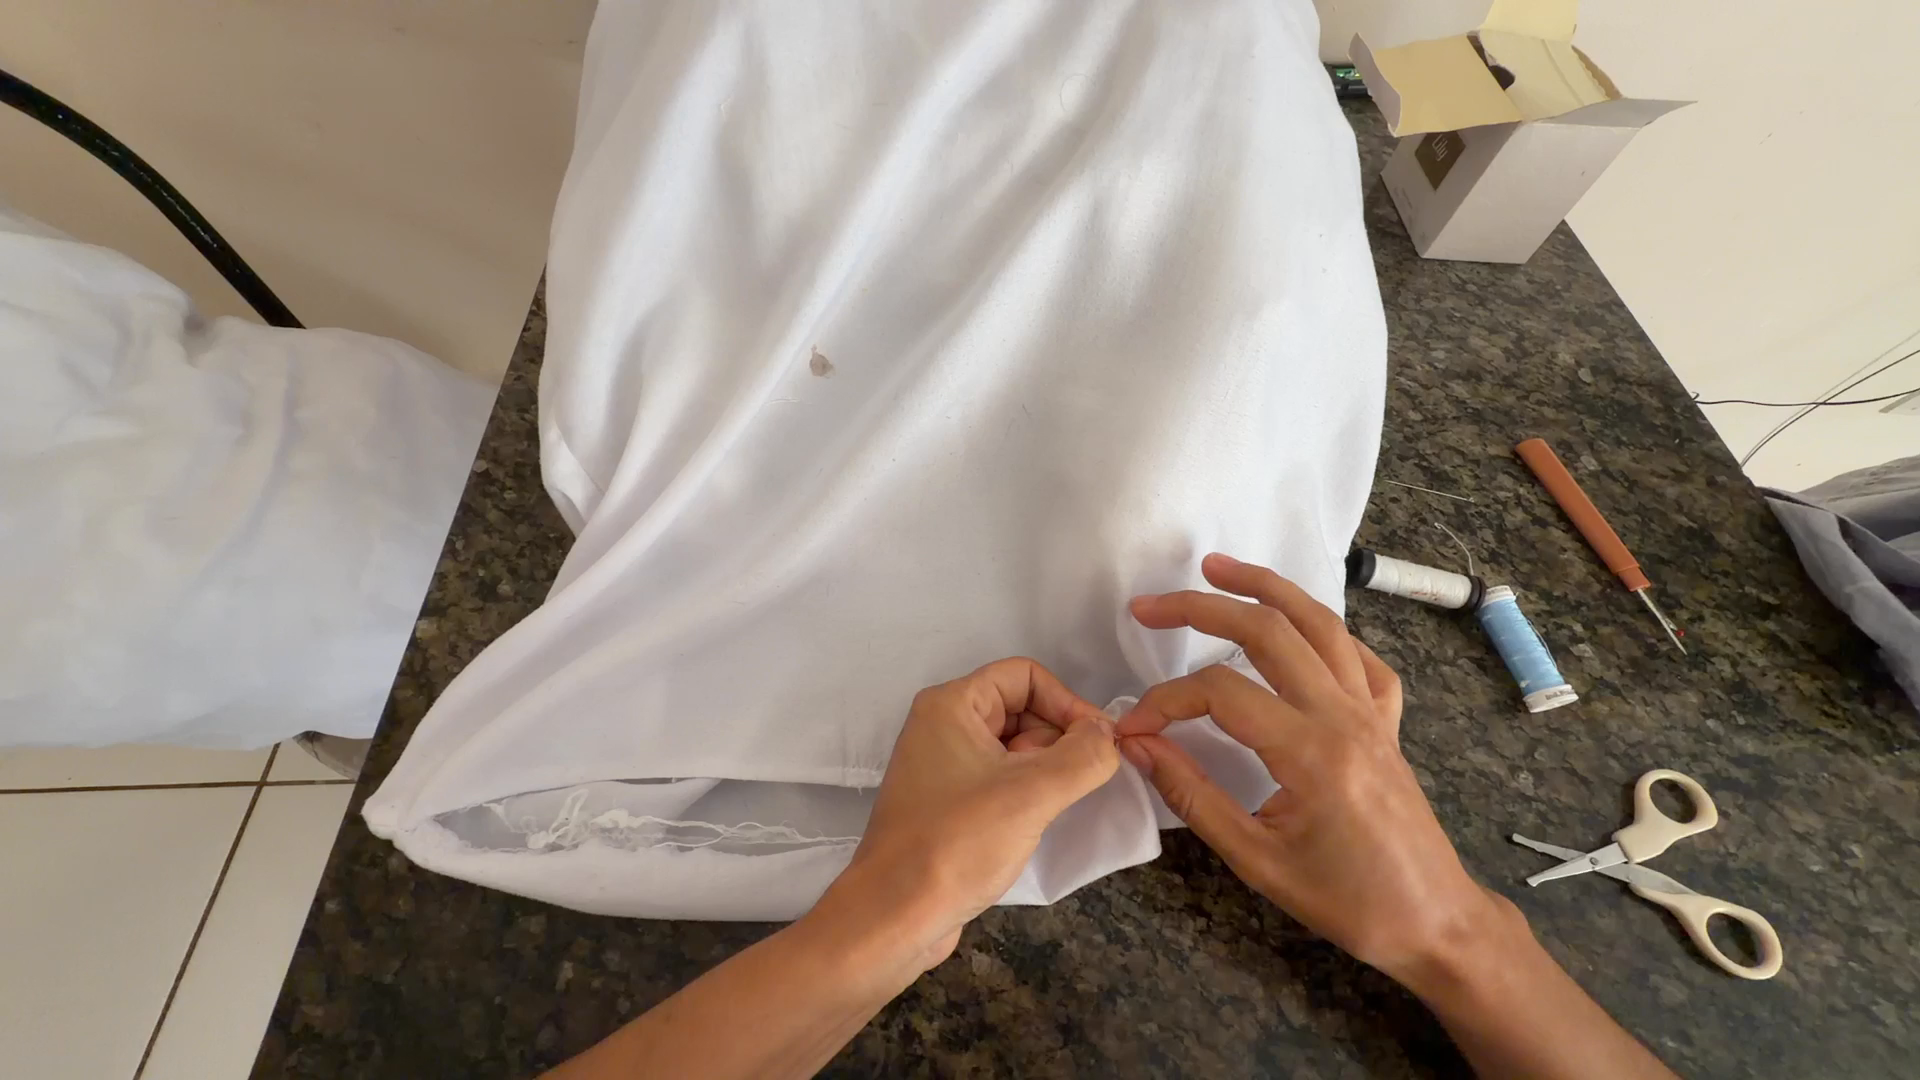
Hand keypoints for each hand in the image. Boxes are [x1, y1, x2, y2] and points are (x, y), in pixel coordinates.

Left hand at [820, 658, 1120, 970]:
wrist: (894, 916)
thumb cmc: (958, 842)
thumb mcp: (1031, 794)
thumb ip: (1082, 756)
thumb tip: (1108, 734)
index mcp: (952, 704)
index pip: (1024, 675)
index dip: (1067, 703)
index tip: (1099, 744)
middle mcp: (942, 724)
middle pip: (1020, 707)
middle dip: (1058, 738)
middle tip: (1083, 780)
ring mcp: (942, 764)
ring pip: (1012, 746)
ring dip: (1045, 768)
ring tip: (1060, 803)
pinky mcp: (946, 801)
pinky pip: (998, 776)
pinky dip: (1025, 789)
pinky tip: (1040, 819)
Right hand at [1115, 553, 1512, 984]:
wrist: (1438, 926)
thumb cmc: (1347, 902)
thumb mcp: (1256, 861)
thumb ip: (1192, 796)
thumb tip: (1137, 746)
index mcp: (1312, 752)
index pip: (1221, 694)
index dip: (1164, 701)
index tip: (1132, 728)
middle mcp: (1344, 715)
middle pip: (1268, 630)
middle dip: (1200, 608)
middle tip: (1149, 605)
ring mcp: (1372, 710)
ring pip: (1318, 623)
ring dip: (1265, 586)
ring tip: (1217, 567)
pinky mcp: (1387, 718)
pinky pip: (1357, 655)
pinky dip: (1321, 629)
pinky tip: (1296, 626)